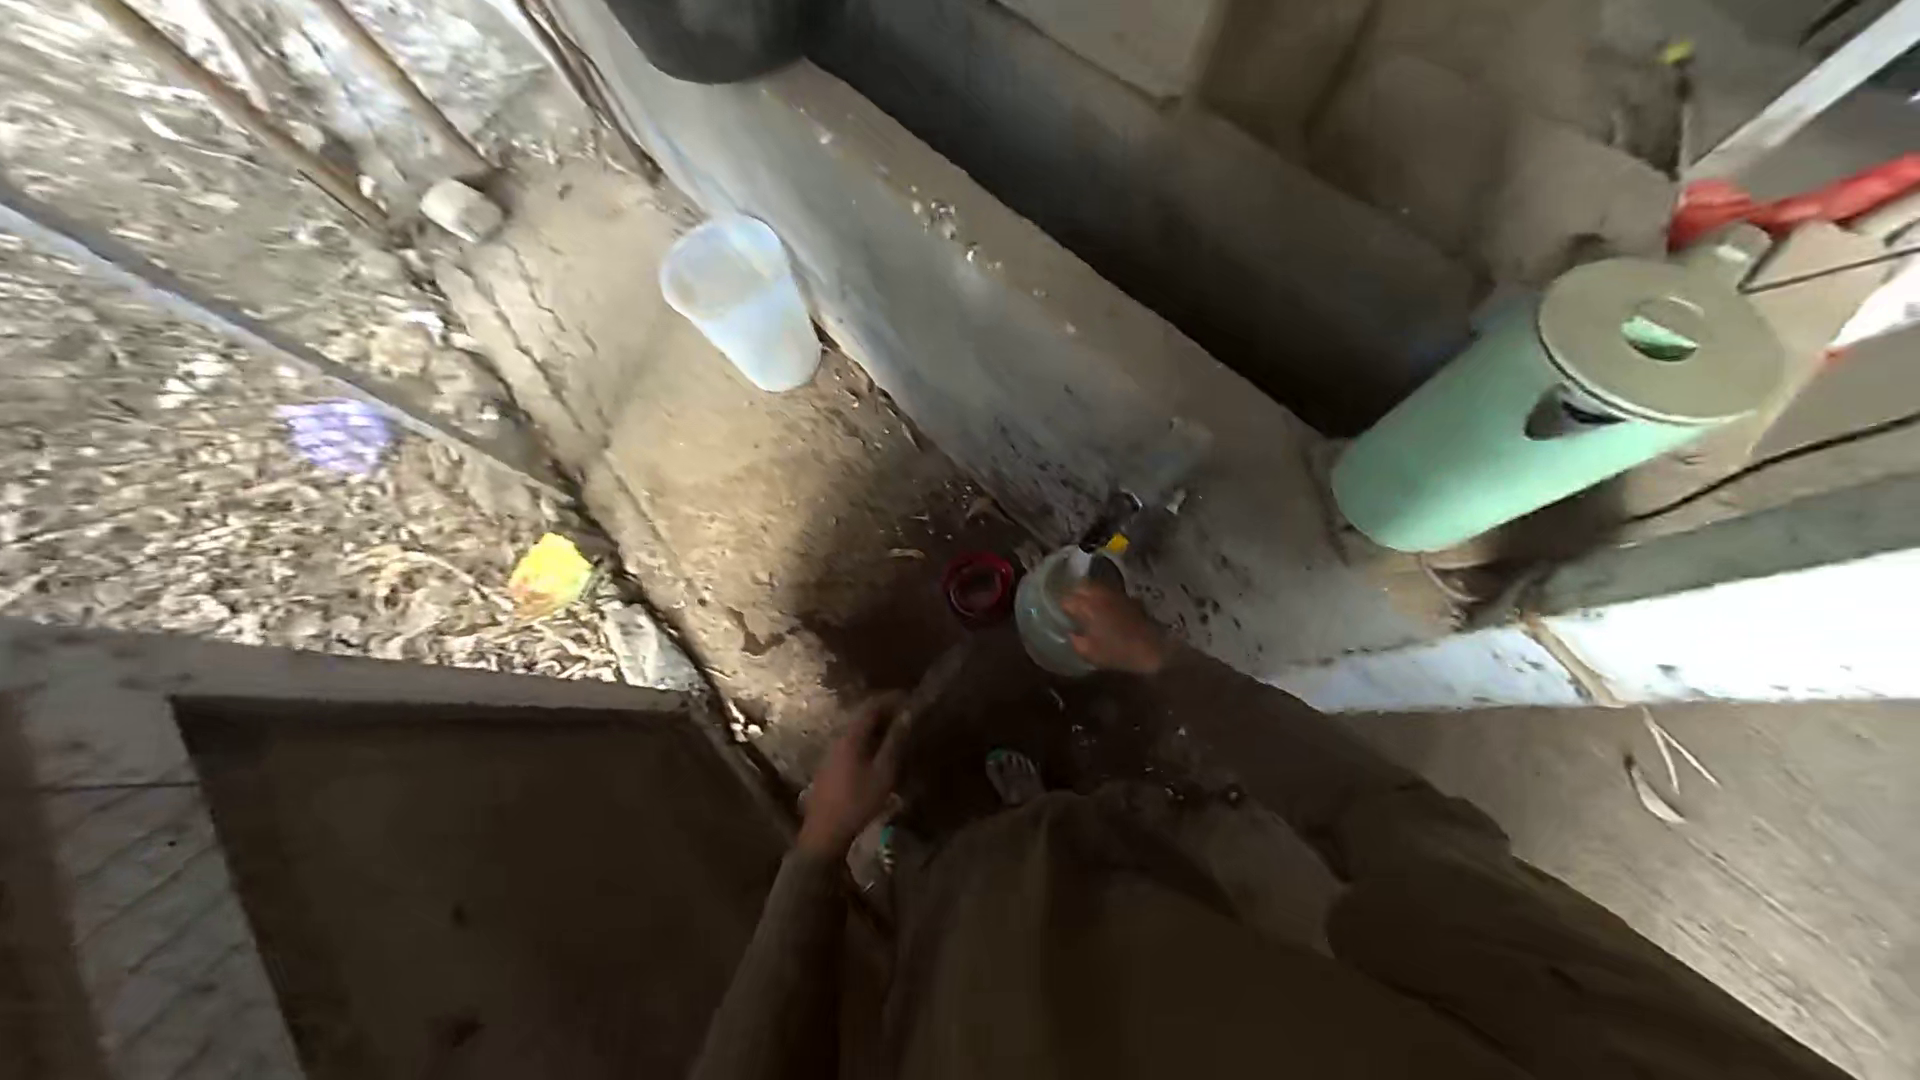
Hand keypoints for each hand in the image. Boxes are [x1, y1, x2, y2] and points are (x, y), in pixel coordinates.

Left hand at [798, 694, 906, 857]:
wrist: (824, 833)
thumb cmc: (858, 802)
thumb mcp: (883, 772)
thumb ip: (895, 741)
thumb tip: (907, 714)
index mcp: (850, 736)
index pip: (871, 706)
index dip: (891, 698)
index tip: (910, 698)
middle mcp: (838, 738)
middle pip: (862, 716)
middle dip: (885, 711)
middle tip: (907, 714)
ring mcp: (831, 752)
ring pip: (857, 730)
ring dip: (877, 726)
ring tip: (898, 731)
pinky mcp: (830, 766)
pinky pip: (852, 742)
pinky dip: (869, 739)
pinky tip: (879, 751)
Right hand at [1059, 579, 1170, 674]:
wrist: (1152, 650)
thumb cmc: (1117, 653)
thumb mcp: (1089, 653)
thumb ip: (1075, 640)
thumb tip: (1071, 632)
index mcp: (1085, 607)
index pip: (1066, 600)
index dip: (1063, 609)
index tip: (1064, 617)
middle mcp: (1098, 595)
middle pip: (1079, 586)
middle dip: (1074, 595)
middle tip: (1074, 608)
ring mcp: (1115, 593)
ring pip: (1095, 585)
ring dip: (1088, 593)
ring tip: (1088, 605)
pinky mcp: (1128, 597)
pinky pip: (1109, 591)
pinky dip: (1103, 596)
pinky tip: (1105, 608)